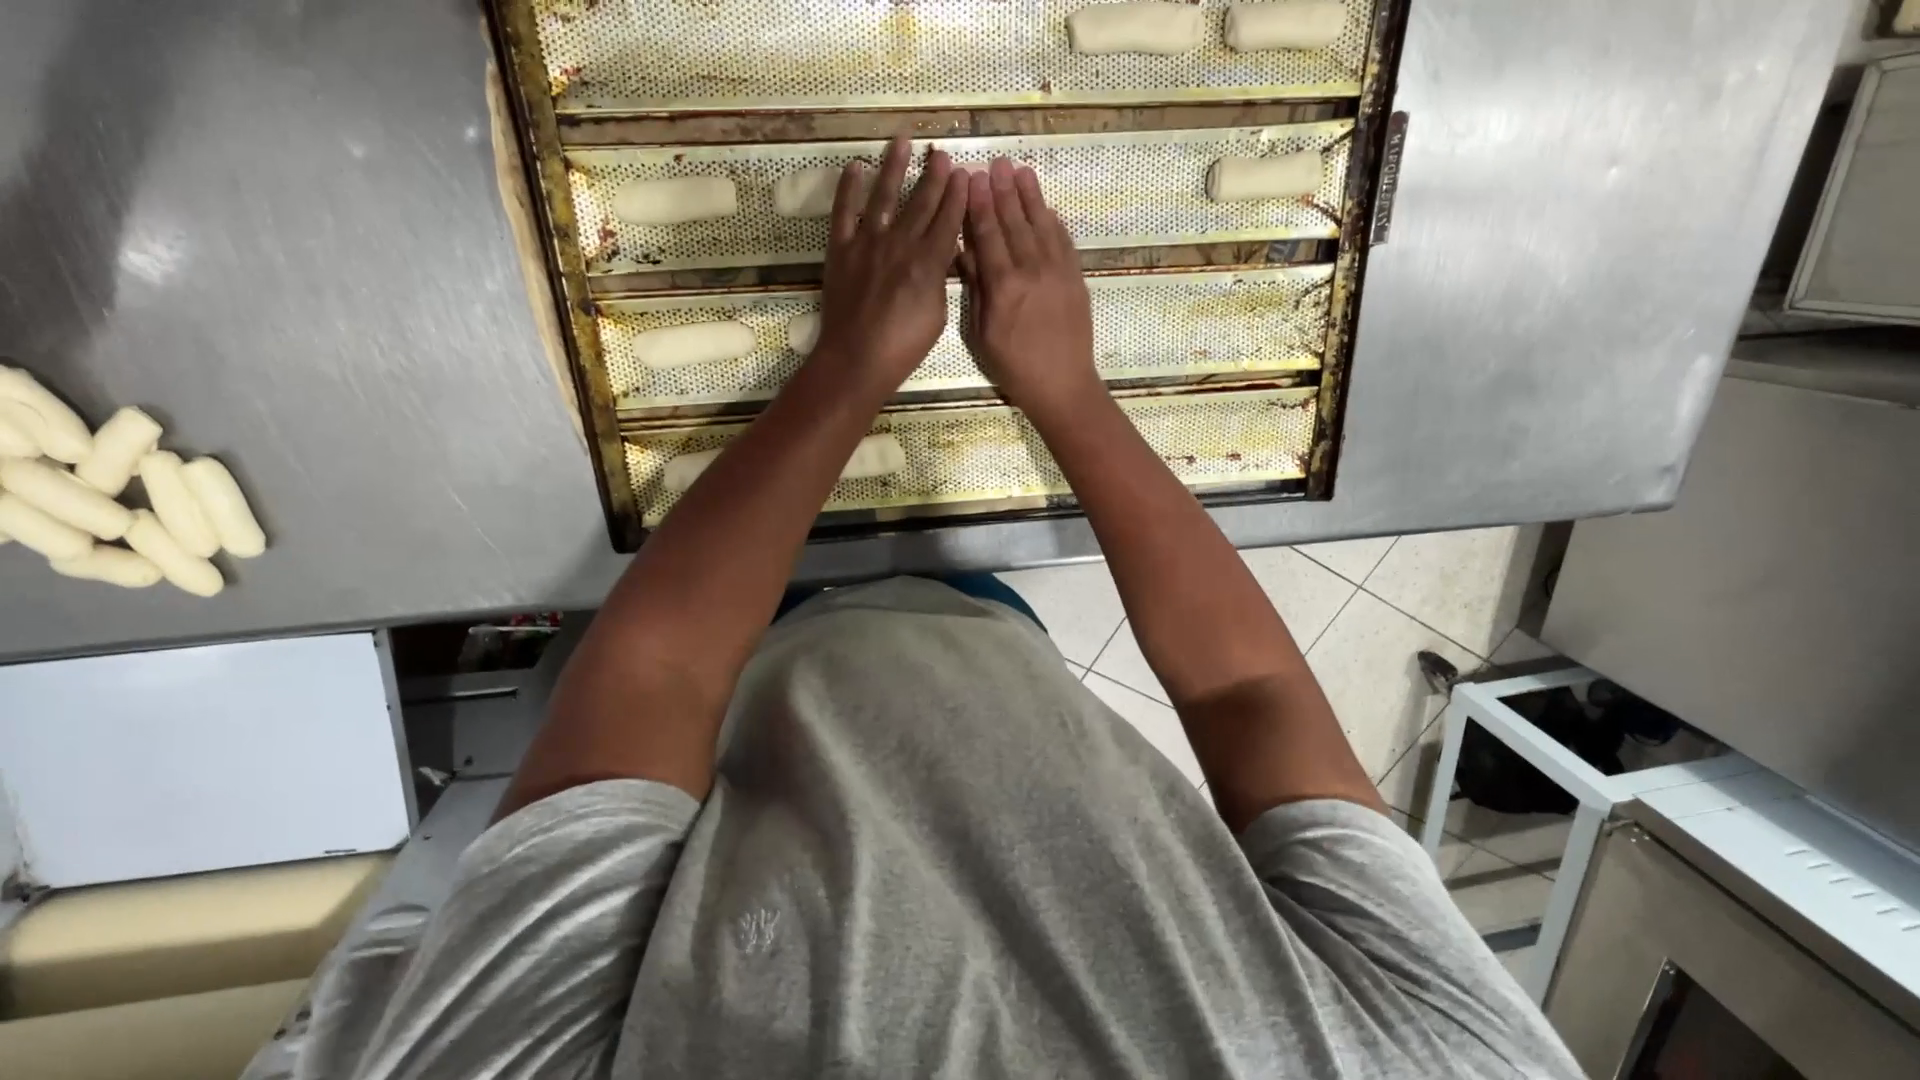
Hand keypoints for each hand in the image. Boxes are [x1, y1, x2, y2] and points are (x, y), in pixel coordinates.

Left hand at [811, 136, 968, 395]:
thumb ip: (939, 281)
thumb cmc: (903, 346)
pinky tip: (856, 167)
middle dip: (934, 176)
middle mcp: (900, 244)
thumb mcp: (936, 315)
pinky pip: (844, 212)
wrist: (857, 358)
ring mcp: (868, 243)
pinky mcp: (841, 250)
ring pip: (884, 196)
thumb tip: (941, 259)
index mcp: (928, 262)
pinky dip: (849, 188)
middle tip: (941, 153)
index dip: (958, 196)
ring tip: (902, 141)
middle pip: (921, 202)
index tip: (964, 174)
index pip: (948, 220)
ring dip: (894, 167)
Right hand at [960, 159, 1104, 421]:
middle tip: (994, 162)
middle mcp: (1032, 270)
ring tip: (1020, 170)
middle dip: (1003, 190)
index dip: (979, 204)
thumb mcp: (982, 334)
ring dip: (1030, 196)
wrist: (1062, 385)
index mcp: (1003, 285)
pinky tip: (1046, 207)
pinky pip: (1064, 241)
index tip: (972, 178)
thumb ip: (977, 289)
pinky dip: (1053, 221)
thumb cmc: (1013, 367)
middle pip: (1015, 221)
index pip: (988, 233)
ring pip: (1041, 224)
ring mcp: (1058, 272)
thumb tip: (966, 252)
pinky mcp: (1075, 278)